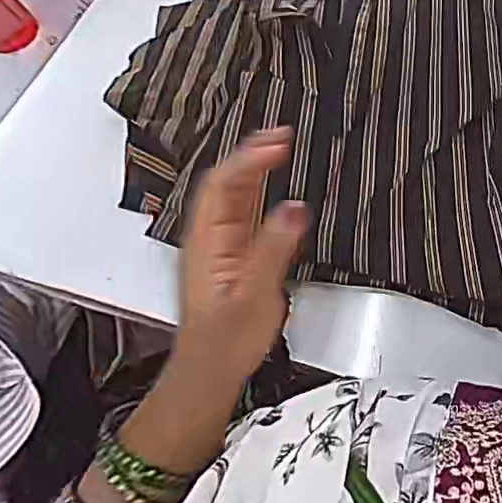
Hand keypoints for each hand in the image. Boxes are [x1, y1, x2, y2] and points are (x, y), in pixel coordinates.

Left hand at [171, 127, 309, 390]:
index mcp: (207, 241)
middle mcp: (211, 236)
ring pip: (236, 194)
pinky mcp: (234, 253)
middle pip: (227, 182)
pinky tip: (276, 183)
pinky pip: (246, 210)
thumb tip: (294, 209)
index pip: (224, 185)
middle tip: (282, 134)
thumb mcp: (254, 295)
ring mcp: (221, 243)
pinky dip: (262, 189)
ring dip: (256, 167)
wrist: (212, 369)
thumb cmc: (225, 339)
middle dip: (252, 153)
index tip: (277, 142)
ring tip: (280, 146)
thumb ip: (274, 249)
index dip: (249, 158)